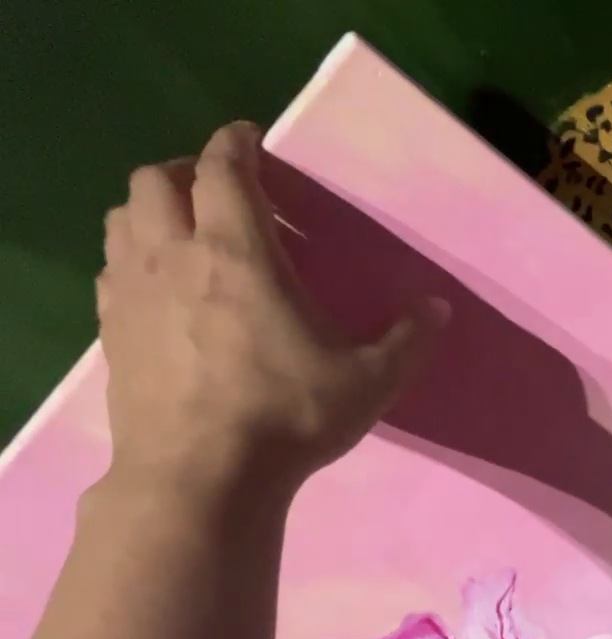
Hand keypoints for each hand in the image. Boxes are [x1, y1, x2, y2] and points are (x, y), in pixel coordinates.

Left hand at [95, 121, 446, 507]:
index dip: (235, 146)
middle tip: (225, 187)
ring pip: (125, 216)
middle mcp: (174, 257)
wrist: (204, 469)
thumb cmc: (293, 413)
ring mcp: (132, 290)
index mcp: (239, 257)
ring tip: (193, 228)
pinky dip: (139, 251)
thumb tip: (438, 307)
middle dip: (189, 171)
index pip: (224, 174)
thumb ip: (409, 338)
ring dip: (156, 207)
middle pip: (156, 182)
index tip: (248, 135)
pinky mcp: (112, 326)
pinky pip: (115, 263)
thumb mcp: (373, 379)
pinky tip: (168, 282)